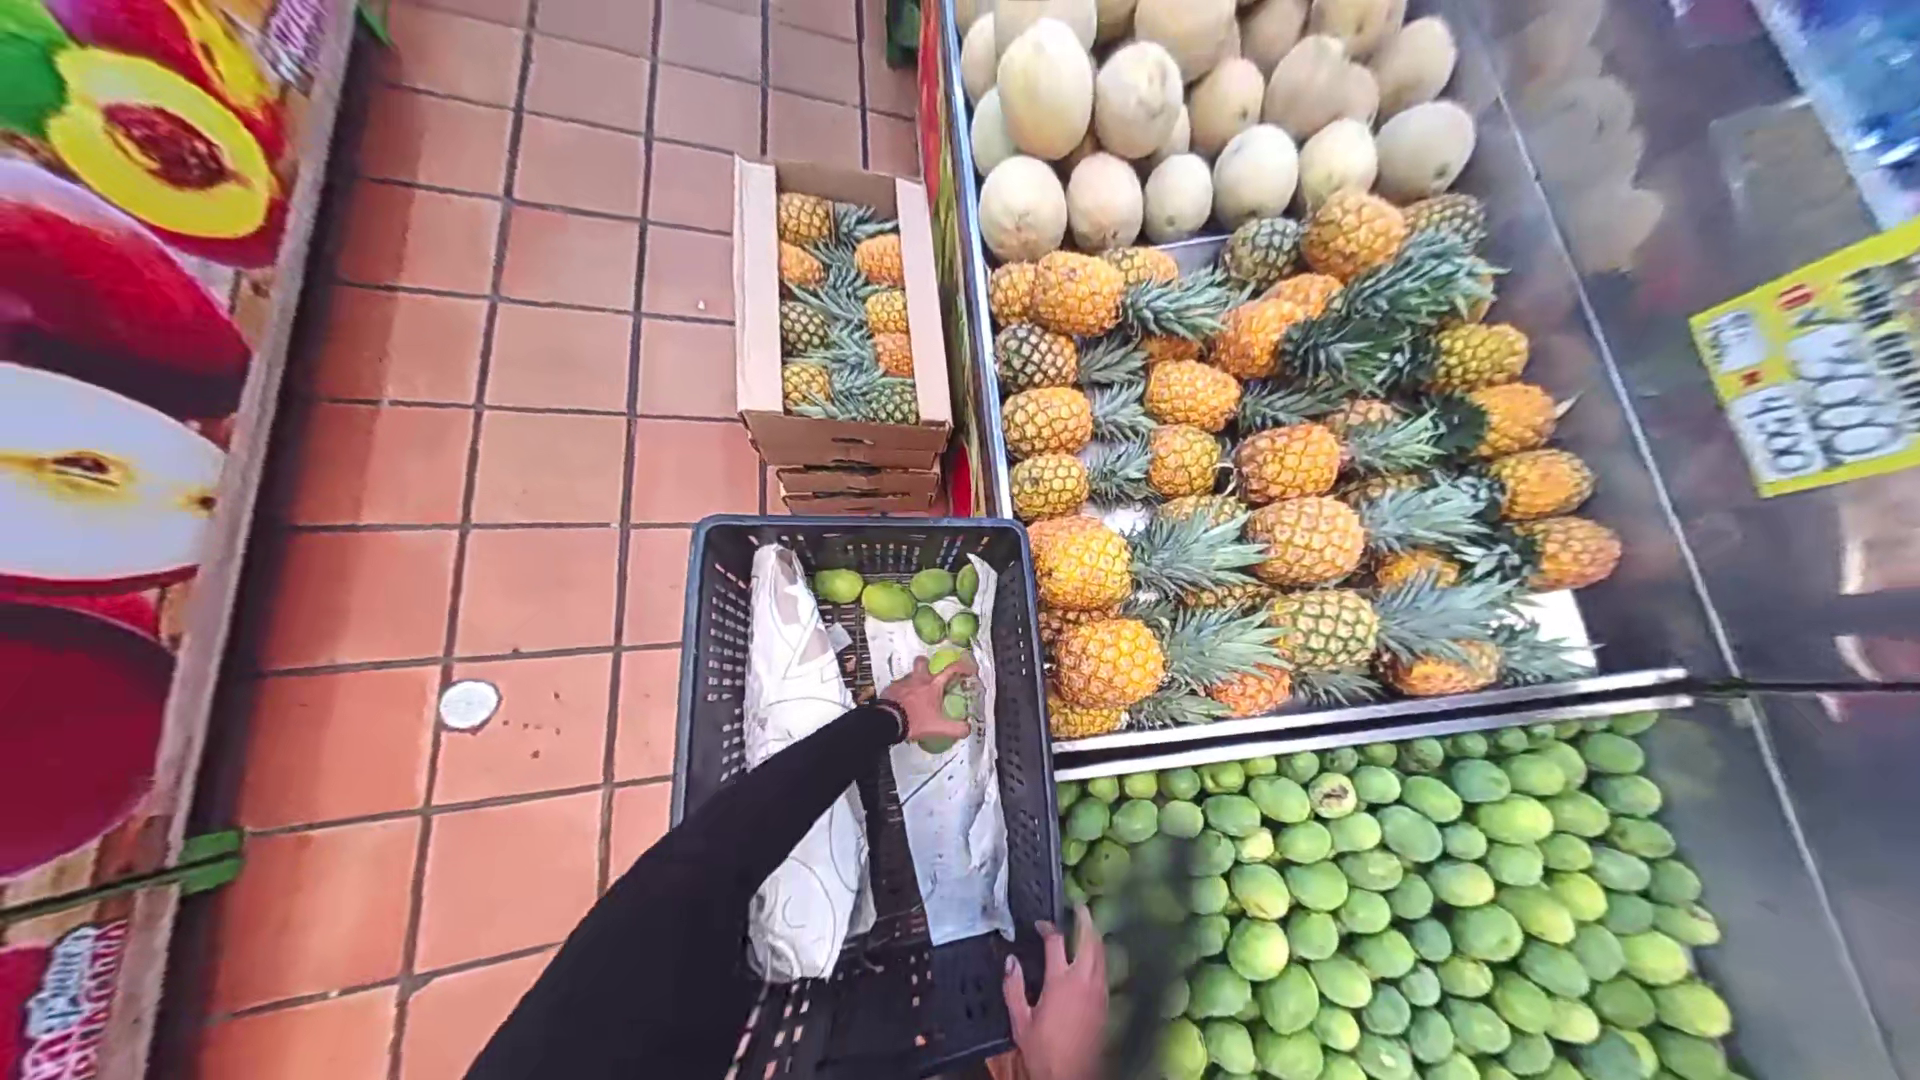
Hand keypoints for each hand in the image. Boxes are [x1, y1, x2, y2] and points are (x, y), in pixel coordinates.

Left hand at [879, 654, 975, 743]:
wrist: (887, 722)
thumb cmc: (915, 721)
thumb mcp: (939, 728)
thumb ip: (957, 728)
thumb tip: (968, 728)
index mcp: (933, 686)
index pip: (951, 670)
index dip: (962, 667)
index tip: (968, 669)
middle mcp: (918, 679)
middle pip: (923, 662)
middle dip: (927, 664)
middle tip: (930, 675)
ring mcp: (902, 682)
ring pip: (910, 675)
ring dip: (914, 682)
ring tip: (915, 696)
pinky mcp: (890, 688)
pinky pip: (898, 686)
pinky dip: (902, 692)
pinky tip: (902, 703)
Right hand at [1002, 904, 1107, 1079]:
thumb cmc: (1043, 1051)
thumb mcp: (1020, 1021)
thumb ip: (1014, 988)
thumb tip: (1011, 960)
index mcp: (1060, 980)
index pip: (1055, 940)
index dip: (1047, 927)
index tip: (1039, 925)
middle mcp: (1083, 980)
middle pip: (1089, 939)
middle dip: (1085, 919)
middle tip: (1079, 905)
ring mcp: (1098, 992)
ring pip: (1102, 953)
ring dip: (1095, 935)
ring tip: (1088, 924)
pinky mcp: (1106, 1004)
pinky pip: (1105, 970)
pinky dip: (1100, 955)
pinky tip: (1094, 956)